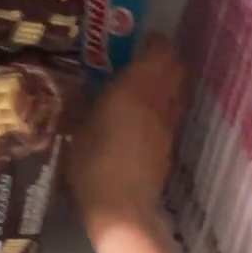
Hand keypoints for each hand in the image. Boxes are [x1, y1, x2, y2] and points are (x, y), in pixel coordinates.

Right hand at [65, 37, 186, 245]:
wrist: (122, 210)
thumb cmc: (92, 165)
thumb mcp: (75, 129)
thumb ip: (81, 104)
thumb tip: (81, 90)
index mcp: (136, 86)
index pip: (160, 50)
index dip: (152, 42)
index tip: (137, 43)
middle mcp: (159, 100)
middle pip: (176, 68)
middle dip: (162, 61)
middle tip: (139, 64)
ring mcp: (168, 125)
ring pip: (177, 93)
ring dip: (164, 86)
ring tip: (140, 92)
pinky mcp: (168, 147)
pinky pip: (170, 116)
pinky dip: (161, 111)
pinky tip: (140, 122)